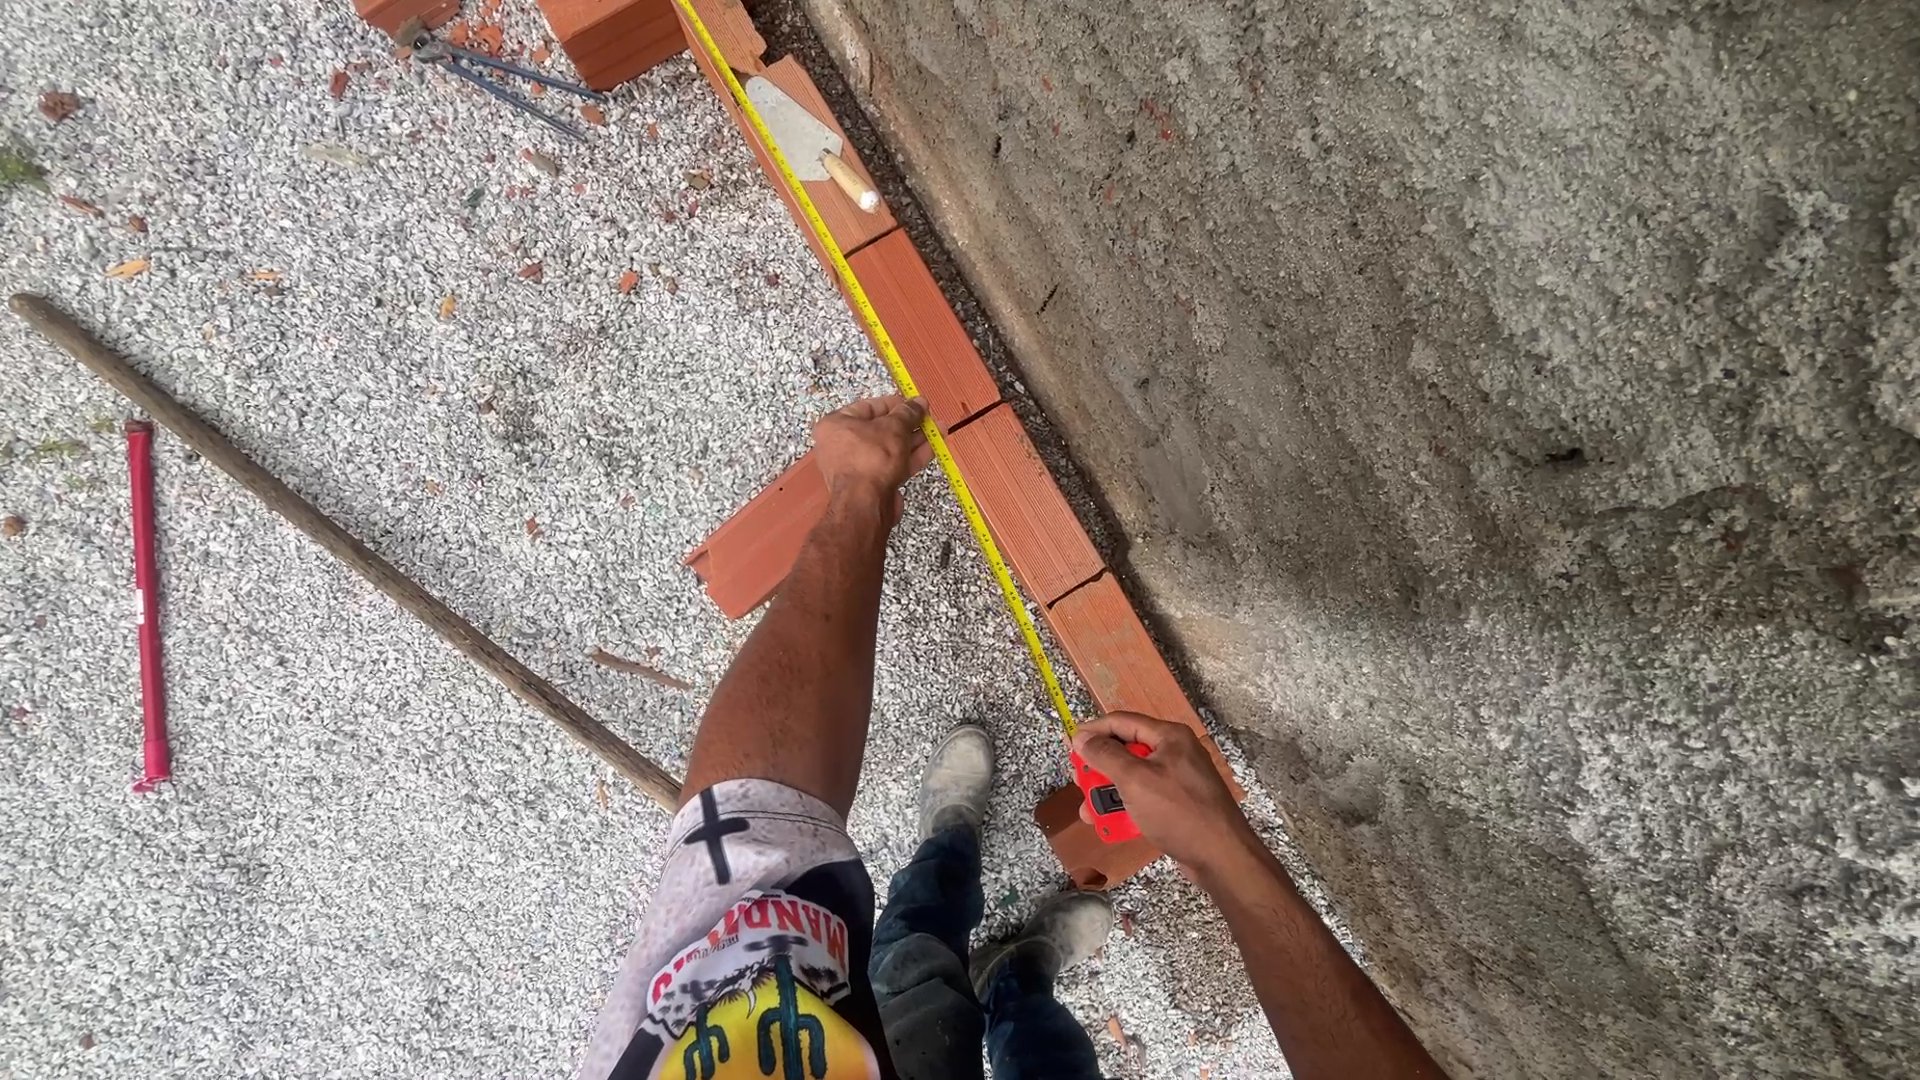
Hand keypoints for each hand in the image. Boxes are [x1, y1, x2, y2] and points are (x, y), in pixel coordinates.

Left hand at [812, 396, 933, 509]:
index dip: (894, 404)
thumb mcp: (893, 427)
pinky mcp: (873, 483)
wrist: (867, 504)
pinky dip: (912, 456)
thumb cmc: (870, 460)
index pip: (868, 407)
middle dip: (908, 423)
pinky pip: (894, 464)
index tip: (914, 403)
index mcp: (836, 425)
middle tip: (927, 417)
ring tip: (938, 430)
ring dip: (915, 439)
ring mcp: (858, 467)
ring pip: (890, 448)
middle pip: (881, 429)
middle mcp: (843, 446)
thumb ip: (908, 413)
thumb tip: (919, 403)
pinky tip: (933, 447)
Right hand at [1072, 712, 1257, 875]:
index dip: (1093, 731)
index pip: (1121, 722)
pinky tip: (1113, 824)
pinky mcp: (1179, 804)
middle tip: (1079, 781)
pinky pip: (1145, 797)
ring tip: (1090, 811)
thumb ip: (1105, 755)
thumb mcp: (1135, 780)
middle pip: (1126, 750)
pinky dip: (1127, 808)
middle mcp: (1174, 752)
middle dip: (1099, 768)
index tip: (1070, 746)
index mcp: (1168, 736)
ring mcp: (1178, 779)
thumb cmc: (1180, 813)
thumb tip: (1082, 738)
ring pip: (1133, 777)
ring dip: (1109, 793)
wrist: (1223, 859)